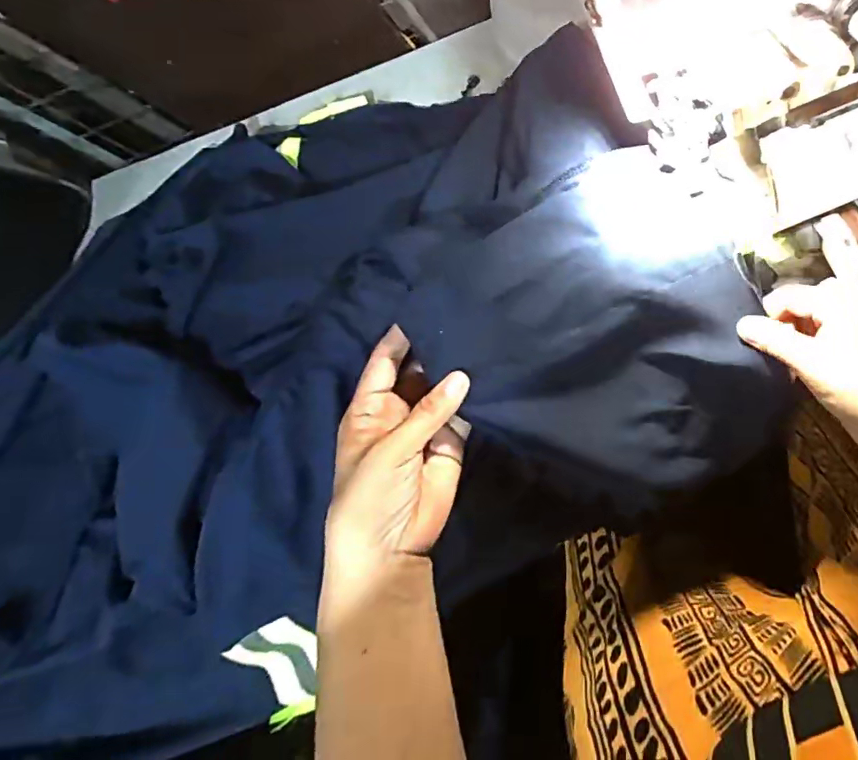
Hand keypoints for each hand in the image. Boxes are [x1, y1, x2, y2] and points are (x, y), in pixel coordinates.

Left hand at [324, 326, 469, 592]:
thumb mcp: (390, 449)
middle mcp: (399, 410)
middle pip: (418, 371)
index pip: (384, 362)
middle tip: (460, 317)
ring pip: (444, 390)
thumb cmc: (368, 494)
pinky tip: (489, 371)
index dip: (400, 338)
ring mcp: (427, 426)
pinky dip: (474, 397)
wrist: (389, 550)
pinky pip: (464, 413)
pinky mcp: (452, 443)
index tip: (422, 307)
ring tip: (479, 336)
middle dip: (435, 349)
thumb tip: (462, 375)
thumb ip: (427, 412)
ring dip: (457, 371)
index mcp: (370, 408)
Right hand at [736, 278, 857, 461]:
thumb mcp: (809, 363)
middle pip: (792, 305)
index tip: (764, 350)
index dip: (768, 321)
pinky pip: (815, 332)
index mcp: (836, 297)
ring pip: (802, 320)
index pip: (782, 297)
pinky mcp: (850, 340)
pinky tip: (801, 371)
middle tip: (779, 359)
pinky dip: (803, 347)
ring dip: (791, 341)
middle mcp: (843, 300)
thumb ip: (772, 339)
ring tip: (790, 367)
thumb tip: (740, 323)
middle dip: (780, 329)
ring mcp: (848, 319)